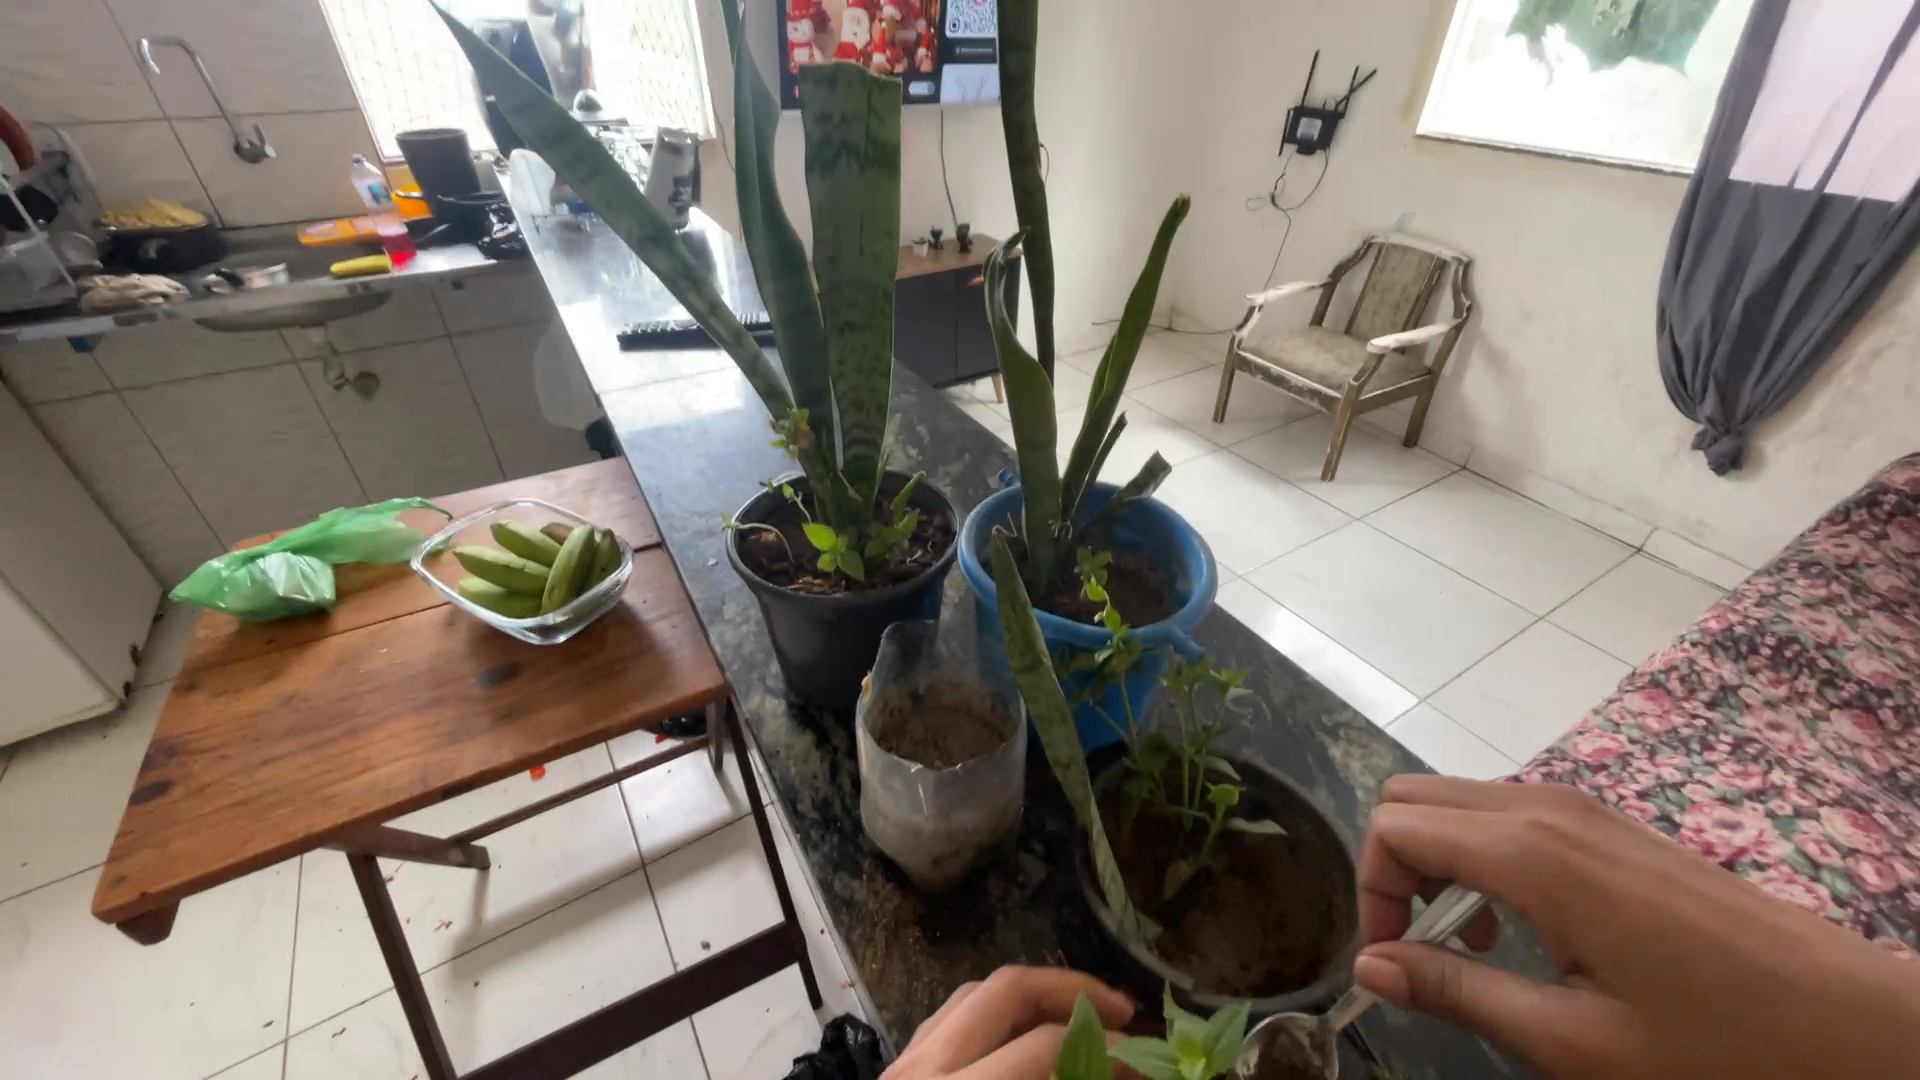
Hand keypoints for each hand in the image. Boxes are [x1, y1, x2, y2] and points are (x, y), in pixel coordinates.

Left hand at [884, 966, 1134, 1079]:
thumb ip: (1051, 1079)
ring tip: (1078, 1012)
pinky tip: (1021, 1030)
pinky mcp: (901, 1063)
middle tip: (1118, 1007)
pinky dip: (994, 1012)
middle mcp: (928, 1064)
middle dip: (1068, 987)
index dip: (1101, 1048)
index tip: (1139, 1056)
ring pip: (975, 991)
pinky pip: (953, 1016)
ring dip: (1032, 993)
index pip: (1039, 1046)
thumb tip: (1109, 1065)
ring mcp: (907, 1058)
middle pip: (1005, 989)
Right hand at [1353, 775, 1919, 1078]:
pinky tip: (1521, 920)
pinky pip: (1499, 810)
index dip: (1374, 892)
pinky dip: (1476, 850)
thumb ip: (1457, 991)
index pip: (1393, 831)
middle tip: (1422, 942)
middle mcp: (1539, 806)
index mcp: (1527, 851)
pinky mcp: (1602, 820)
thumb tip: (1368, 968)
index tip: (1395, 961)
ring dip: (1434, 858)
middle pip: (1409, 799)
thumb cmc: (1728, 1051)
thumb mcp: (1579, 1045)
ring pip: (1451, 799)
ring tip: (1473, 939)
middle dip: (1394, 864)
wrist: (1886, 1040)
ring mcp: (1575, 805)